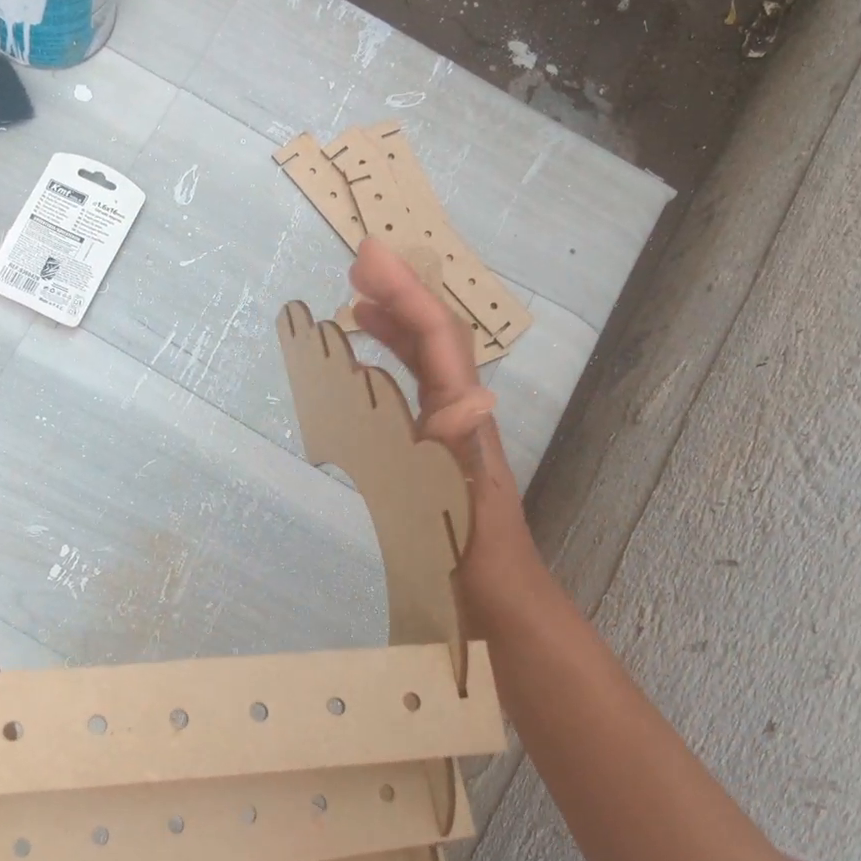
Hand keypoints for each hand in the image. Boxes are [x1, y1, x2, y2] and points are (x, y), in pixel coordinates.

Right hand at [347, 238, 540, 587]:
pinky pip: (415, 397)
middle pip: (436, 341)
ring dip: (397, 328)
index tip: (368, 255)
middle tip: (358, 266)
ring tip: (359, 306)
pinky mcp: (438, 456)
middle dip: (401, 295)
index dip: (407, 294)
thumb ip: (457, 462)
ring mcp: (451, 436)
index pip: (439, 342)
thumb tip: (460, 398)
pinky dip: (391, 372)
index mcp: (465, 425)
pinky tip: (367, 377)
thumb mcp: (464, 513)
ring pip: (428, 366)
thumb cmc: (477, 567)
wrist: (502, 606)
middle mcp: (461, 418)